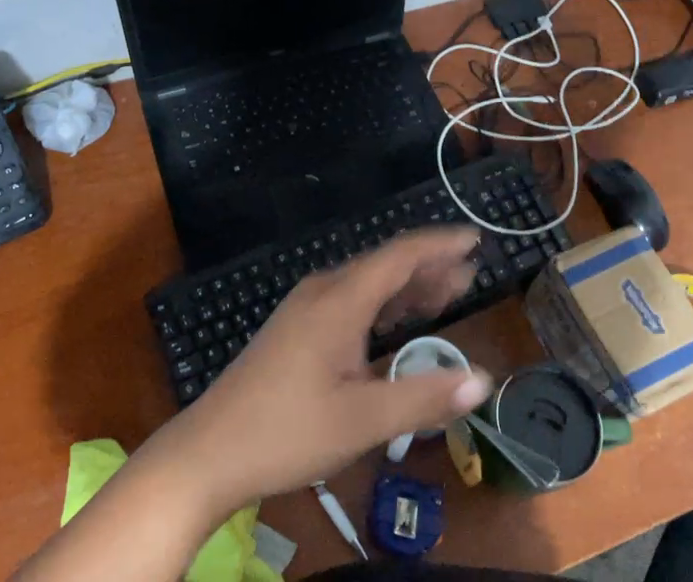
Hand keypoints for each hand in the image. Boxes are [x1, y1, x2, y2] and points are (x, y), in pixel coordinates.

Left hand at [134, 228, 495, 515]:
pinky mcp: (295, 332)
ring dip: (407, 288)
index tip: (476, 239)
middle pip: (384, 266)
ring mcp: (304, 311)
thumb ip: (424, 397)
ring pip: (365, 286)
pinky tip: (396, 325)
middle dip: (429, 268)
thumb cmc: (286, 433)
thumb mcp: (362, 420)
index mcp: (339, 301)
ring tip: (448, 294)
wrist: (208, 453)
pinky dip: (382, 307)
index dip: (440, 245)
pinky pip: (349, 303)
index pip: (399, 256)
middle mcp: (322, 294)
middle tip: (472, 275)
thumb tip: (483, 380)